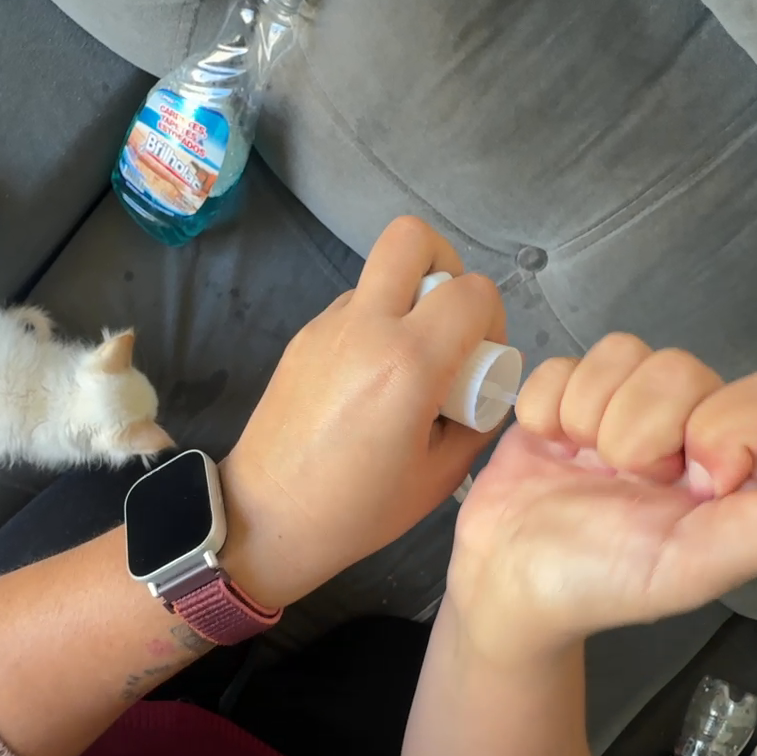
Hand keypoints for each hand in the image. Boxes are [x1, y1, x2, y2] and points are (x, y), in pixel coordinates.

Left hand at [222, 217, 506, 607]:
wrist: (265, 518)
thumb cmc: (357, 511)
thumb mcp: (438, 477)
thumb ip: (476, 422)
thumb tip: (483, 389)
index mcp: (407, 363)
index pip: (473, 292)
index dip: (492, 320)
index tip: (478, 360)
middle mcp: (363, 327)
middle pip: (412, 237)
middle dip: (445, 265)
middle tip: (445, 324)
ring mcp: (324, 327)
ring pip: (379, 275)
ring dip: (404, 301)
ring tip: (401, 366)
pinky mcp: (300, 339)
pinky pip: (351, 307)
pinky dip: (373, 325)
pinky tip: (366, 382)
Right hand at [446, 335, 756, 658]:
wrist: (505, 584)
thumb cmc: (601, 582)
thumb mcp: (702, 560)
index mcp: (743, 467)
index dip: (731, 426)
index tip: (695, 480)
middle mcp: (691, 426)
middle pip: (685, 367)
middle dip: (642, 430)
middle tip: (624, 482)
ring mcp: (624, 406)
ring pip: (625, 354)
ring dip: (589, 417)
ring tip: (579, 466)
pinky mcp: (566, 397)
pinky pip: (566, 362)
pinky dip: (547, 407)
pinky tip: (549, 445)